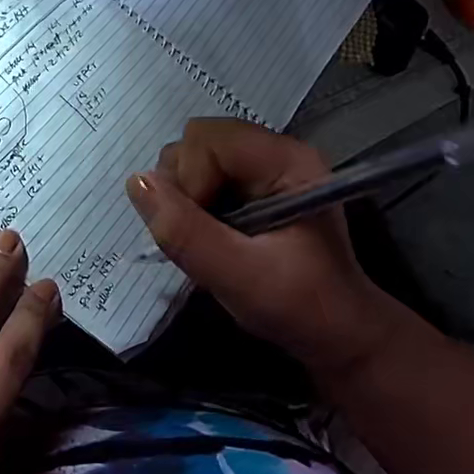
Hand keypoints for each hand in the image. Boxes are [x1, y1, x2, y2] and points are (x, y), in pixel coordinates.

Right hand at [125, 118, 394, 373]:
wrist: (337, 334)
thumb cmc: (299, 307)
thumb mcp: (239, 277)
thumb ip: (186, 232)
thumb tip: (136, 182)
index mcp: (287, 161)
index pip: (208, 139)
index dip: (189, 180)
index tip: (200, 231)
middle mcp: (275, 153)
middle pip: (200, 141)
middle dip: (184, 187)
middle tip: (202, 236)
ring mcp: (264, 169)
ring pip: (197, 158)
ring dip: (187, 198)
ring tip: (210, 240)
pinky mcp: (253, 188)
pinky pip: (204, 177)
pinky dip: (194, 205)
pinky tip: (213, 236)